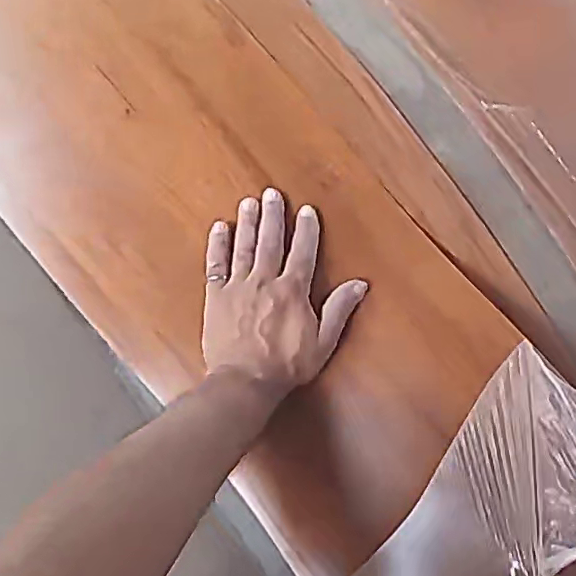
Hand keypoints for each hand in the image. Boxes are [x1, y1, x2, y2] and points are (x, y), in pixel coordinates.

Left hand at [203, 188, 367, 397]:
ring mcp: (238, 287)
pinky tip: (219, 228)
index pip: (302, 251)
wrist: (245, 381)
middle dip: (273, 215)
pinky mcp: (216, 297)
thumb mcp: (322, 342)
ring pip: (243, 247)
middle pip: (270, 241)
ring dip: (247, 223)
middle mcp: (265, 281)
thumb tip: (359, 284)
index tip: (306, 211)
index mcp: (293, 290)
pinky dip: (218, 245)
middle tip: (272, 194)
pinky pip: (215, 264)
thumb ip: (339, 310)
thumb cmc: (287, 365)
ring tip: (249, 202)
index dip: (306, 230)